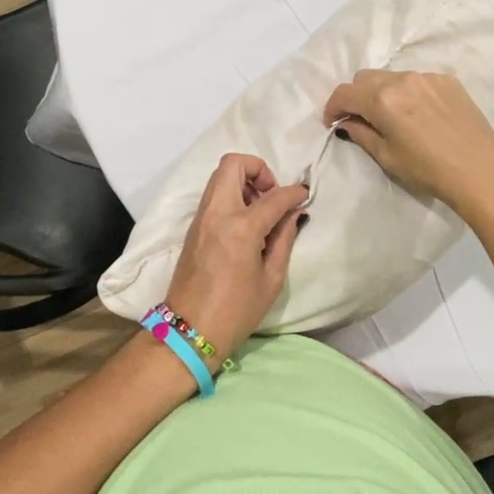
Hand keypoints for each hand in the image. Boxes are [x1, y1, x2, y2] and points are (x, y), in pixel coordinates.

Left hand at [164, 154, 308, 364]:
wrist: (190, 329)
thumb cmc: (237, 310)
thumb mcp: (271, 278)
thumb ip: (284, 238)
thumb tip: (293, 213)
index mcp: (241, 228)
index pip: (273, 196)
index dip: (293, 192)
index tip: (303, 195)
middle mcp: (217, 213)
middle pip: (233, 164)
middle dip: (258, 170)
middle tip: (272, 195)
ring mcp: (201, 217)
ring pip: (220, 176)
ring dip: (243, 181)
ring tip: (260, 211)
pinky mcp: (193, 226)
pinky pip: (214, 195)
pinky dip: (231, 195)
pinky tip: (246, 223)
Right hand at [323, 69, 493, 214]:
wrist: (481, 173)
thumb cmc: (428, 171)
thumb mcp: (386, 157)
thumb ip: (361, 134)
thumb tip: (347, 122)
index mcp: (382, 99)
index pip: (344, 93)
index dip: (332, 108)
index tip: (333, 123)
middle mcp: (402, 80)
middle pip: (364, 78)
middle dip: (356, 97)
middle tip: (361, 120)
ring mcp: (428, 77)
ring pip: (391, 77)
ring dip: (382, 93)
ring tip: (393, 118)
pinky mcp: (448, 81)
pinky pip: (417, 80)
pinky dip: (409, 93)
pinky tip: (421, 116)